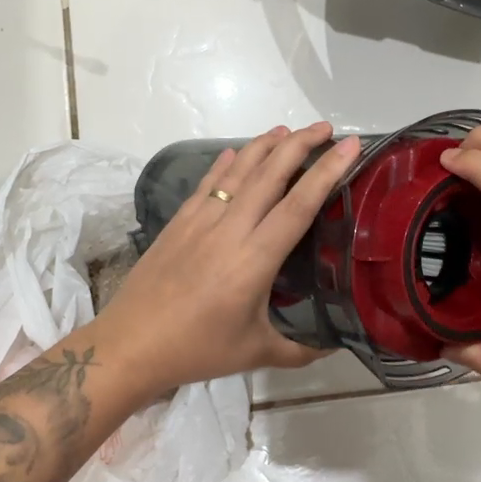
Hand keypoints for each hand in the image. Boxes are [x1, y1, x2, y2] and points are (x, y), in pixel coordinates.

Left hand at [97, 122, 361, 392]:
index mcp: (255, 260)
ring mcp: (200, 222)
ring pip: (237, 171)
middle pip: (270, 174)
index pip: (299, 204)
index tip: (350, 145)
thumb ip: (301, 350)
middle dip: (300, 144)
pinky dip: (226, 164)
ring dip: (264, 146)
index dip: (327, 171)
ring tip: (287, 131)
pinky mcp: (177, 223)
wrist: (130, 345)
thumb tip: (336, 346)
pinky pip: (208, 184)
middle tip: (326, 128)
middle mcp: (229, 230)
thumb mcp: (257, 353)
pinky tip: (236, 154)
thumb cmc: (198, 351)